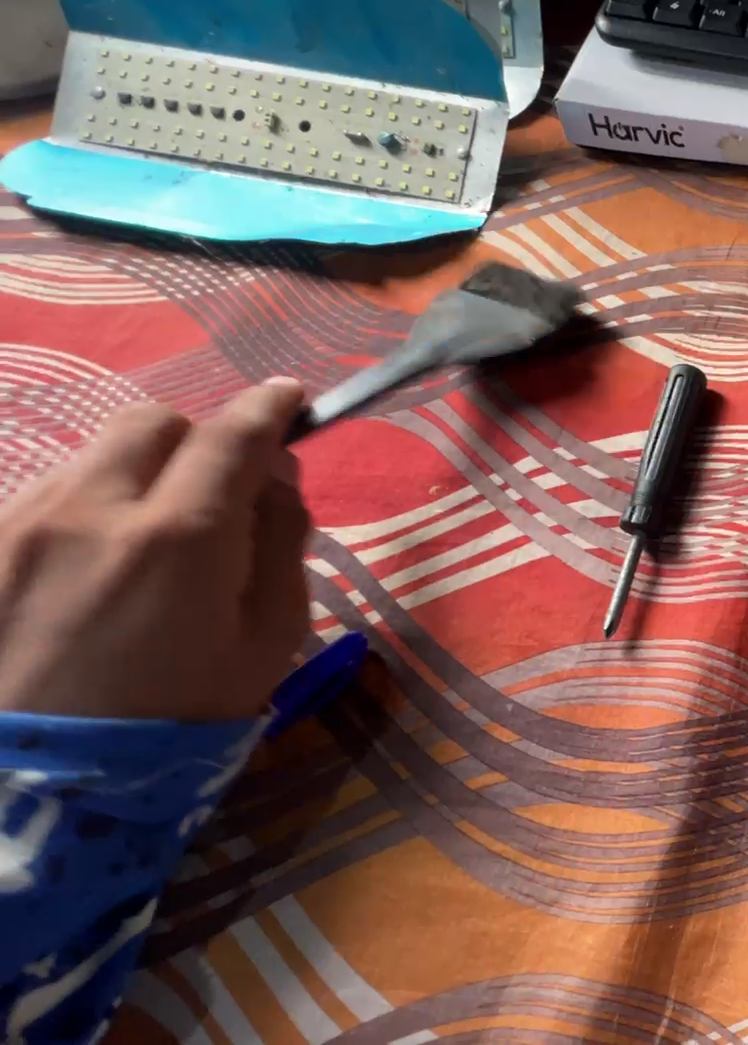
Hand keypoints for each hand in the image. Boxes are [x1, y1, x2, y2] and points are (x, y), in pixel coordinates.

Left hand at [0, 381, 312, 721]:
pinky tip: (97, 559)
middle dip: (200, 434)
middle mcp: (92, 510)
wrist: (45, 780)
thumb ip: (282, 541)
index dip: (271, 407)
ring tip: (153, 531)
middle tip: (222, 479)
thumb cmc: (187, 706)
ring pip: (94, 454)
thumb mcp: (274, 631)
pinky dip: (91, 502)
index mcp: (184, 535)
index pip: (236, 436)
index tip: (291, 396)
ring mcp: (16, 526)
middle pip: (152, 421)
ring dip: (142, 470)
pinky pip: (46, 493)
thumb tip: (276, 481)